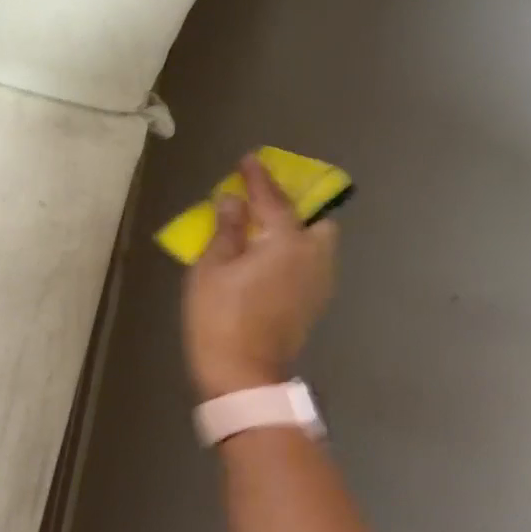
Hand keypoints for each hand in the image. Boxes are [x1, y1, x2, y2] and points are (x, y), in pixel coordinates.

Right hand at [183, 154, 337, 401]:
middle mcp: (314, 256)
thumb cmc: (219, 315)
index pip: (273, 199)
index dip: (258, 178)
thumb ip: (226, 229)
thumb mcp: (211, 267)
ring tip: (261, 229)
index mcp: (287, 242)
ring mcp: (319, 281)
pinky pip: (309, 261)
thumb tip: (233, 200)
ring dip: (294, 228)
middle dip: (292, 205)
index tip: (249, 159)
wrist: (242, 372)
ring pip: (315, 241)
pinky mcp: (313, 301)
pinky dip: (293, 250)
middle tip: (261, 201)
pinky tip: (267, 258)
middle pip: (313, 219)